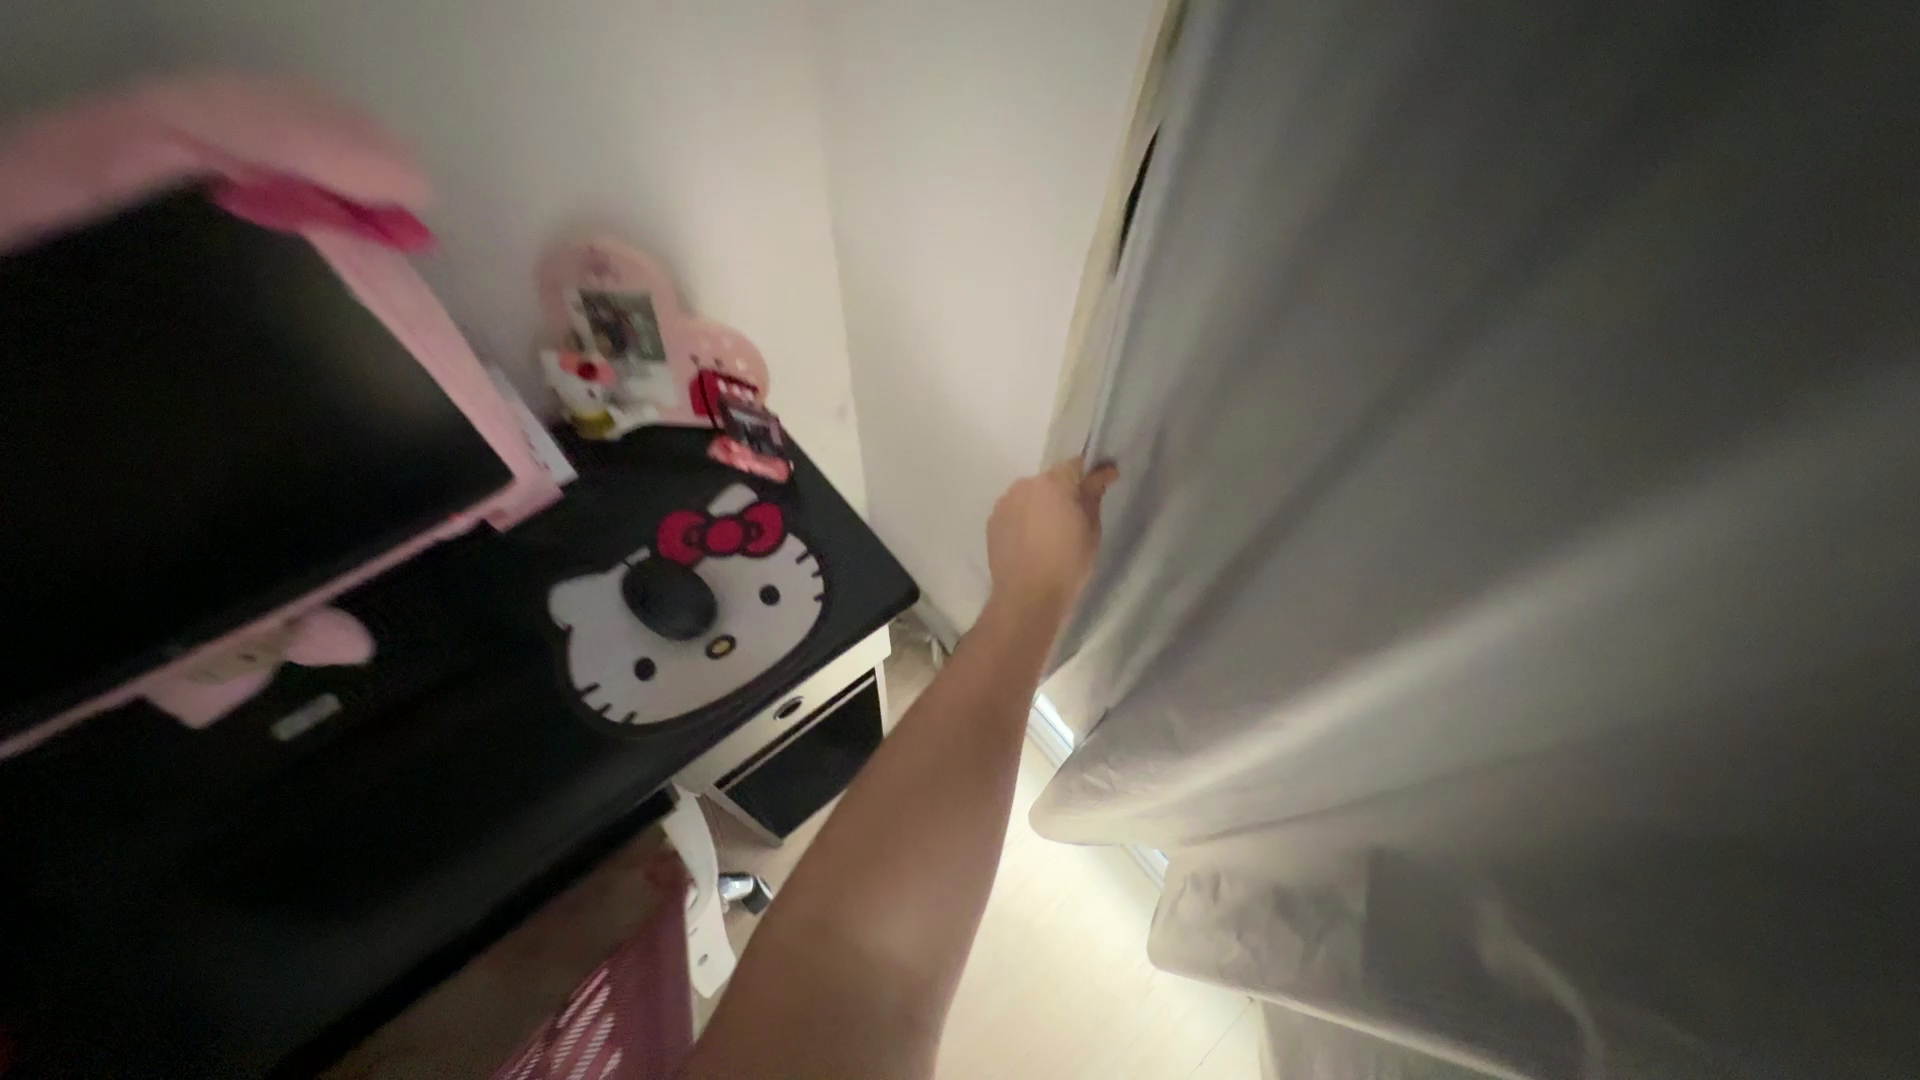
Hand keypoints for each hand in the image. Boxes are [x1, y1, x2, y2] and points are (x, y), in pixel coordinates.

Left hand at [986, 456, 1118, 618]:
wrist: (1027, 597)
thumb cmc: (1067, 564)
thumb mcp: (1091, 529)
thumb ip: (1094, 495)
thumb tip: (1104, 472)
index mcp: (1052, 483)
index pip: (1076, 465)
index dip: (1090, 475)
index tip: (1103, 485)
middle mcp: (1024, 485)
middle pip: (1050, 481)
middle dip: (1063, 494)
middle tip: (1075, 520)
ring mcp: (1004, 503)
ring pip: (1030, 497)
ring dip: (1042, 507)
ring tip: (1051, 535)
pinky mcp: (992, 522)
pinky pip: (1015, 513)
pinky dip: (1025, 521)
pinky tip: (1032, 544)